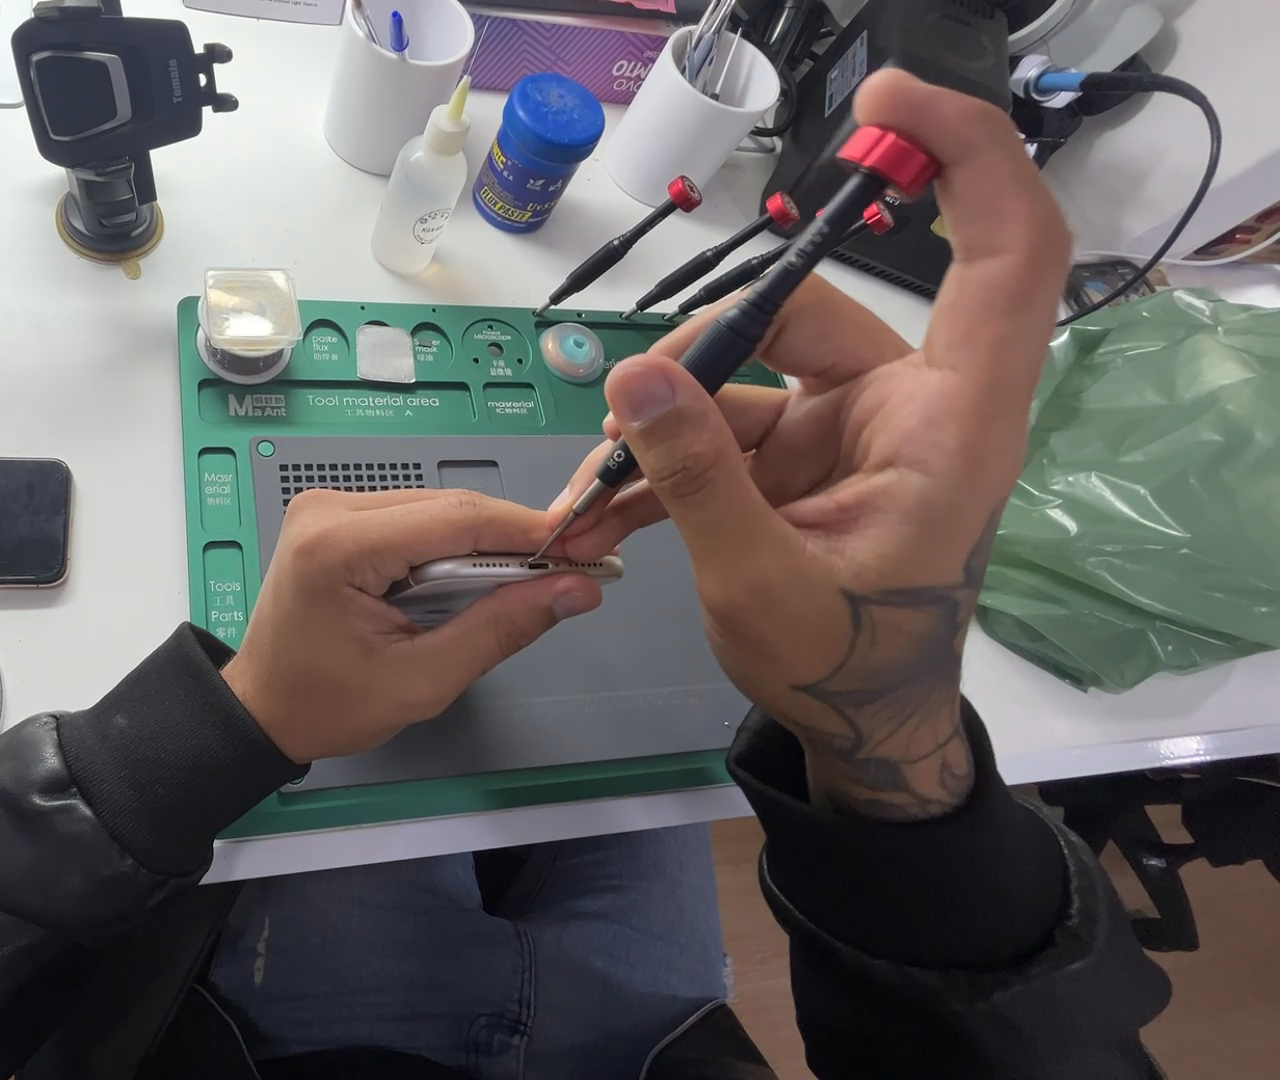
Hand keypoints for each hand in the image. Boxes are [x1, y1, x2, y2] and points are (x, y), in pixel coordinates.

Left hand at [225, 489, 603, 763]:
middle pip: (444, 507)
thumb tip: (573, 589)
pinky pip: (408, 518)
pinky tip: (468, 576)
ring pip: (430, 508)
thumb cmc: (327, 705)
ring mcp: (325, 506)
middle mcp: (327, 508)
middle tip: (565, 569)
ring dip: (478, 542)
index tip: (583, 548)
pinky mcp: (331, 516)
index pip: (455, 519)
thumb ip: (499, 629)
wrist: (262, 707)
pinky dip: (445, 544)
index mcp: (338, 546)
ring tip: (523, 578)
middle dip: (507, 538)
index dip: (526, 531)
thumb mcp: (421, 681)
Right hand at [547, 71, 1069, 819]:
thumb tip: (633, 380)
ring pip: (730, 385)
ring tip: (589, 485)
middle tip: (621, 415)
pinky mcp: (781, 467)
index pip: (999, 258)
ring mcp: (827, 438)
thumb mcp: (758, 574)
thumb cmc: (838, 659)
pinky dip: (652, 468)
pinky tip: (602, 508)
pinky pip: (708, 439)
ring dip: (653, 430)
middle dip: (694, 360)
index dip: (962, 163)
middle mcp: (891, 411)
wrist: (845, 723)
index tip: (881, 111)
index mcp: (941, 424)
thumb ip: (697, 476)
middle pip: (795, 322)